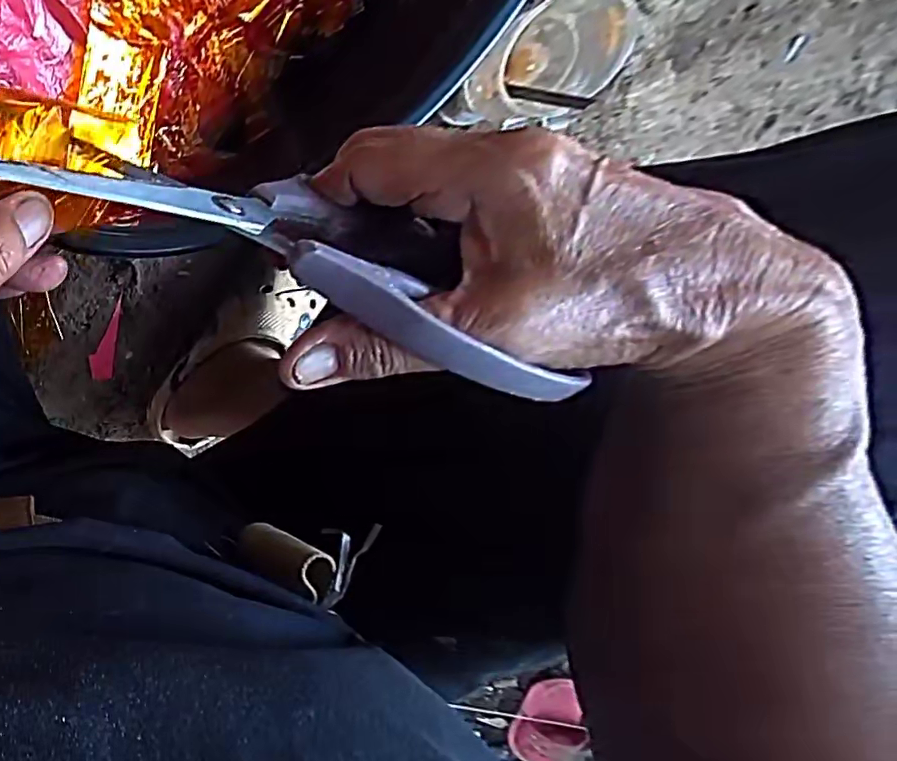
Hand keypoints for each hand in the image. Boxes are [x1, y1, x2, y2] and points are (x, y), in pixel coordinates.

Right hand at [278, 127, 858, 391]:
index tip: (290, 236)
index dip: (316, 198)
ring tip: (366, 277)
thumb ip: (377, 347)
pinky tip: (413, 271)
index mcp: (492, 171)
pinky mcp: (524, 188)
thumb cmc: (624, 294)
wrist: (715, 289)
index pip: (368, 159)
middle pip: (385, 163)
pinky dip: (411, 227)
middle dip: (341, 213)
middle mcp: (506, 155)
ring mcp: (518, 168)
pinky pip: (444, 192)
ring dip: (376, 223)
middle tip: (321, 263)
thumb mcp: (478, 332)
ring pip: (413, 178)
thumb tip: (307, 361)